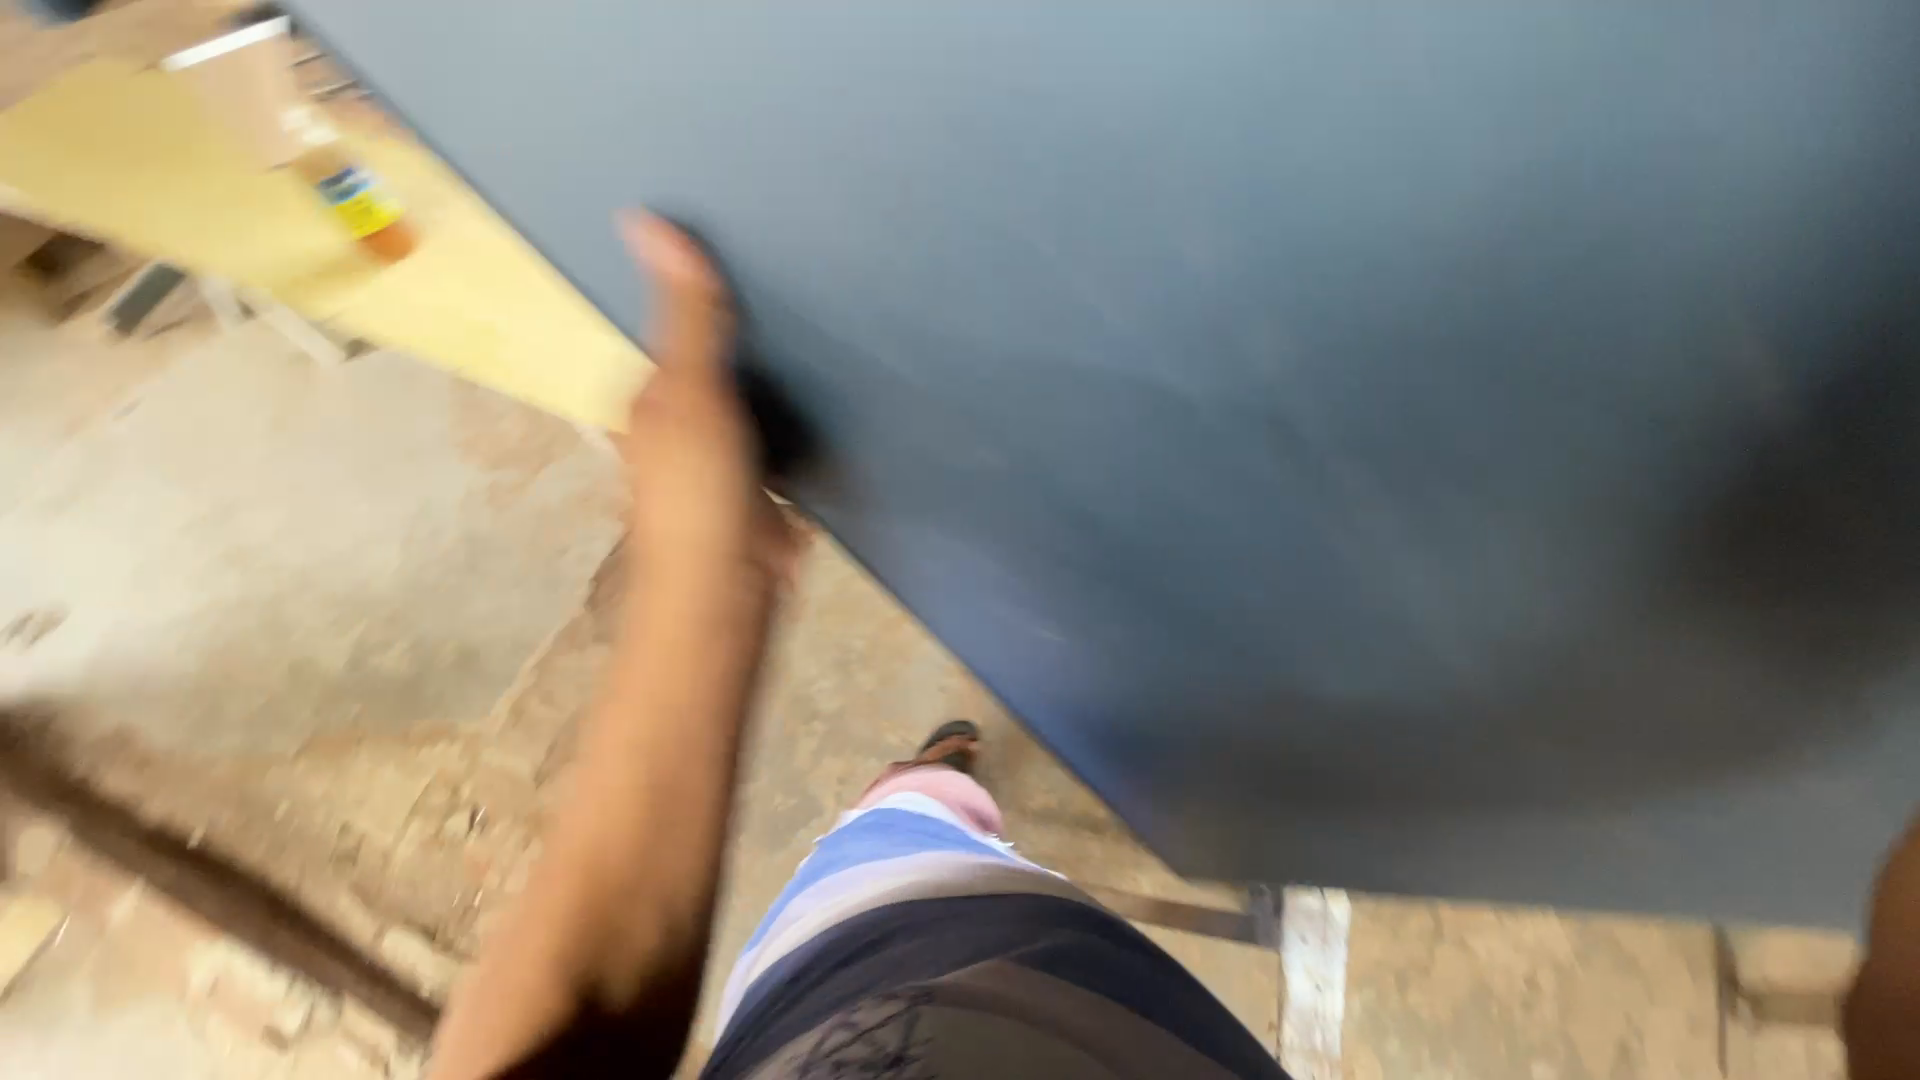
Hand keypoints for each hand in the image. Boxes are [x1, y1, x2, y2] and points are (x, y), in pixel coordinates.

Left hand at [617, 212, 798, 593]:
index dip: (700, 277)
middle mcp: (682, 417)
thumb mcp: (691, 392)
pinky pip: (785, 425)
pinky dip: (806, 403)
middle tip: (802, 259)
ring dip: (782, 359)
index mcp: (649, 392)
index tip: (745, 228)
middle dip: (751, 317)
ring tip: (827, 302)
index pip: (671, 318)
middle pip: (718, 351)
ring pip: (755, 387)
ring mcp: (726, 449)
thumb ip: (687, 317)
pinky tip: (836, 375)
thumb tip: (645, 219)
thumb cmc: (697, 491)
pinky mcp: (765, 475)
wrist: (733, 587)